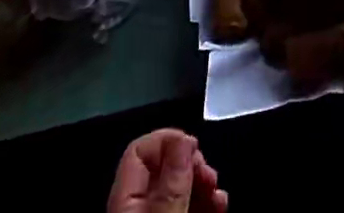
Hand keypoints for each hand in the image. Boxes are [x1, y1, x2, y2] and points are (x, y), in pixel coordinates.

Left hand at [107, 129, 227, 212]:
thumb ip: (173, 184)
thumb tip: (183, 138)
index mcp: (123, 202)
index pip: (138, 151)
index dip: (168, 141)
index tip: (196, 149)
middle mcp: (135, 208)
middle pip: (162, 168)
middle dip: (191, 164)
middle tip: (211, 175)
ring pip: (177, 189)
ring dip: (203, 184)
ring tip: (219, 195)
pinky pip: (186, 207)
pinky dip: (204, 202)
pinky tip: (219, 204)